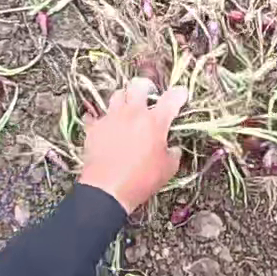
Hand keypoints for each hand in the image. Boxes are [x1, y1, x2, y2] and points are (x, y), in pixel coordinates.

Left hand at [77, 78, 187, 215]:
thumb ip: (173, 153)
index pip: (171, 99)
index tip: (182, 92)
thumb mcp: (168, 169)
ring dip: (124, 98)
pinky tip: (105, 125)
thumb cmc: (142, 179)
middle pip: (138, 86)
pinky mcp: (94, 128)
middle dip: (145, 86)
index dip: (179, 93)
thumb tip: (173, 148)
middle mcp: (133, 114)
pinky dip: (102, 118)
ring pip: (117, 95)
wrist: (107, 189)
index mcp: (155, 122)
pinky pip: (96, 116)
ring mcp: (111, 118)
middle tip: (149, 93)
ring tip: (127, 106)